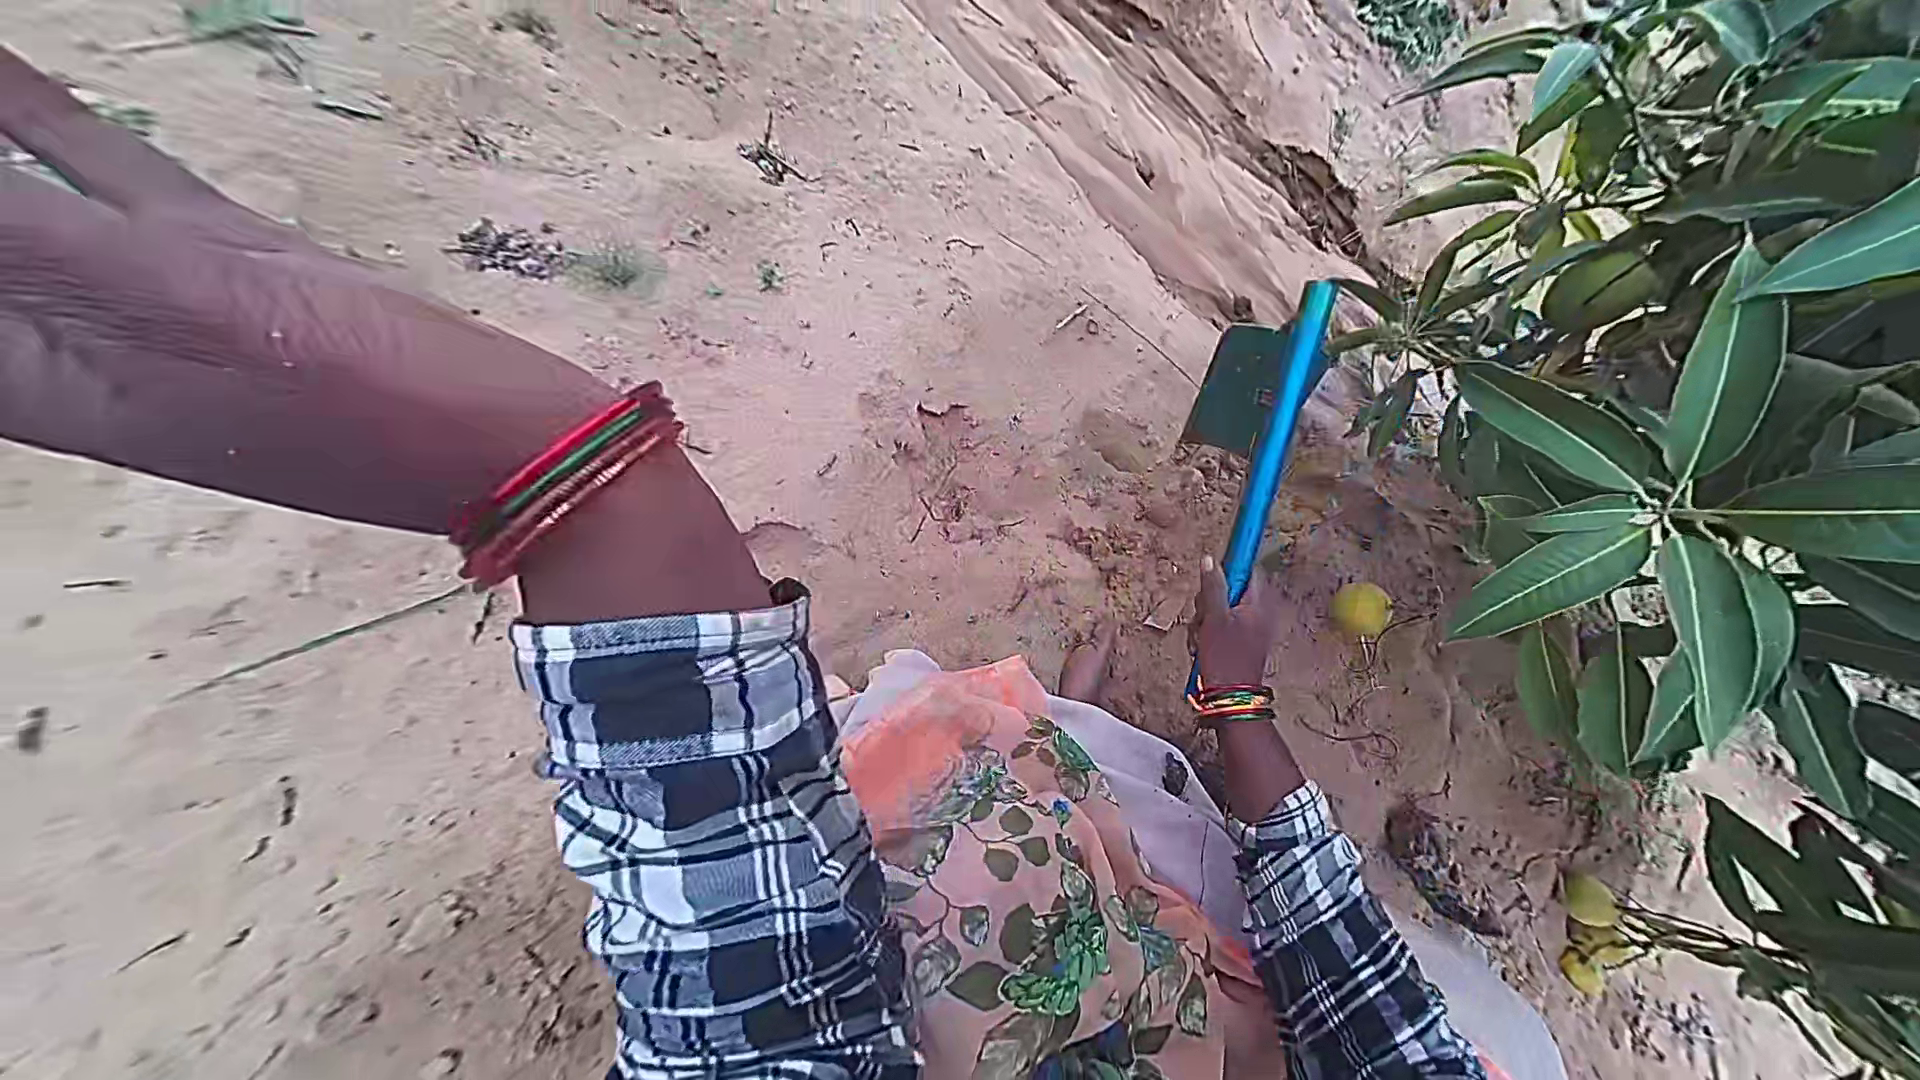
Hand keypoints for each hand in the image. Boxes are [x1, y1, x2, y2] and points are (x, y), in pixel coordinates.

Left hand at [0, 48, 611, 532]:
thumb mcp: (193, 308)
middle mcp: (95, 344)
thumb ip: (26, 235)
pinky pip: (126, 188)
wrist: (528, 445)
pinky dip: (51, 125)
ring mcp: (185, 306)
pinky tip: (8, 72)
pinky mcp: (263, 280)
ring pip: (20, 203)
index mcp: (45, 381)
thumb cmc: (392, 398)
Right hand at [1191, 556, 1285, 687]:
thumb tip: (1209, 560)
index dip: (1231, 568)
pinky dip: (1208, 632)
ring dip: (1204, 619)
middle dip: (1209, 601)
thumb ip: (1212, 587)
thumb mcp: (1214, 618)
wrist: (1229, 696)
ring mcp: (1249, 629)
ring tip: (1201, 636)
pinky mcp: (1240, 641)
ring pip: (1220, 609)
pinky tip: (1202, 646)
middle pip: (1230, 591)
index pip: (1249, 572)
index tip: (1213, 575)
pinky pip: (1219, 626)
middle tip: (1204, 615)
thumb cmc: (1225, 657)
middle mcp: (1258, 614)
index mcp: (1259, 605)